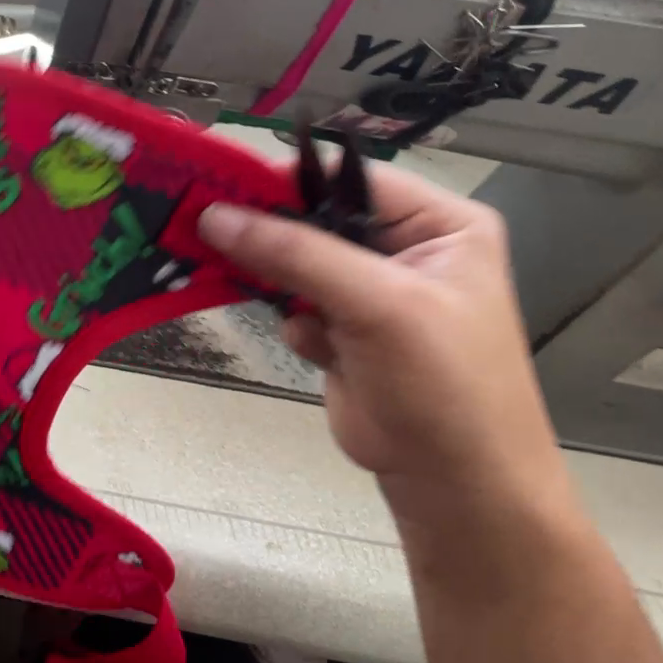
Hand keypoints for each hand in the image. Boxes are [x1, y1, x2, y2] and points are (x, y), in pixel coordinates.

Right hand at [196, 165, 564, 497]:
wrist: (455, 483)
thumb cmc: (442, 384)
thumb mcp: (377, 304)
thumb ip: (294, 253)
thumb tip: (211, 214)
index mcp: (440, 225)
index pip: (347, 179)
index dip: (284, 180)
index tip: (216, 186)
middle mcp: (405, 248)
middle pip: (313, 218)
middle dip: (266, 231)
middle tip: (207, 229)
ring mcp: (370, 290)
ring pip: (293, 259)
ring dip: (272, 277)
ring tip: (250, 285)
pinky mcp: (341, 327)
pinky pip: (291, 300)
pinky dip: (289, 317)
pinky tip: (312, 347)